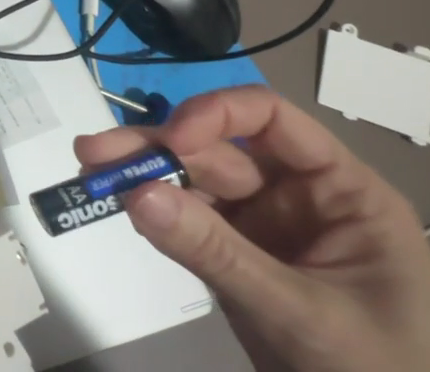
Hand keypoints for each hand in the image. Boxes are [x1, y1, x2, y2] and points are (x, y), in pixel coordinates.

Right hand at [75, 87, 429, 371]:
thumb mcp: (307, 315)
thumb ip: (219, 254)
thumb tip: (134, 193)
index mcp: (341, 191)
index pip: (271, 121)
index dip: (216, 116)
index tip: (170, 139)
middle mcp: (298, 196)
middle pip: (216, 150)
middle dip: (155, 148)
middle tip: (92, 153)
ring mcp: (264, 228)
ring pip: (192, 182)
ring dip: (142, 174)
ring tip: (87, 172)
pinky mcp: (235, 258)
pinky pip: (186, 221)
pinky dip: (150, 210)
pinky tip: (114, 203)